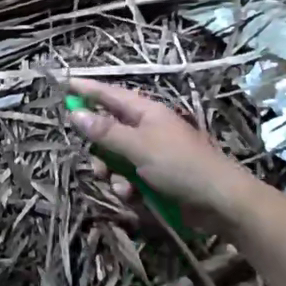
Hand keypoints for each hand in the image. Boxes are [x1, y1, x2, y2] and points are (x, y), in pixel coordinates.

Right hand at [65, 78, 249, 209]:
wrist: (221, 202)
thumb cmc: (180, 165)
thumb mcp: (138, 146)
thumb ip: (105, 131)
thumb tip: (76, 113)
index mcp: (145, 112)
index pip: (109, 95)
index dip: (86, 89)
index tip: (64, 84)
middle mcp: (146, 129)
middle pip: (107, 133)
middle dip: (99, 152)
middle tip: (97, 165)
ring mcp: (152, 155)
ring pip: (115, 160)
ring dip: (113, 175)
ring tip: (123, 188)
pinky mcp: (156, 178)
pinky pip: (128, 179)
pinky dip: (128, 189)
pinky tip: (135, 198)